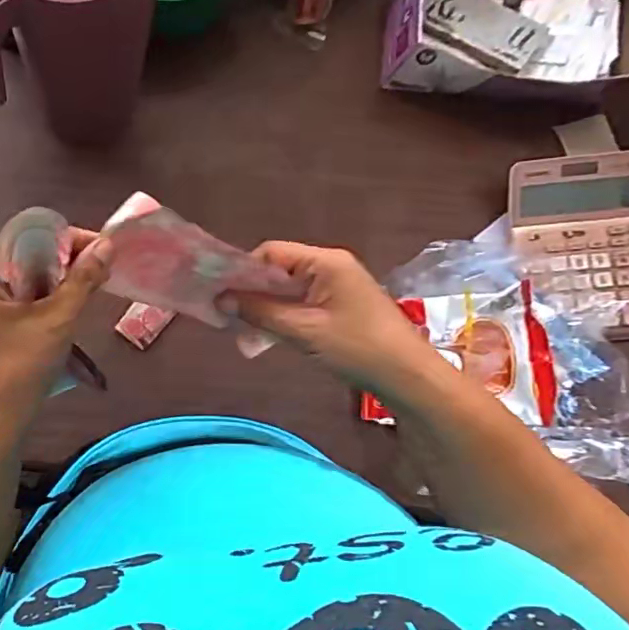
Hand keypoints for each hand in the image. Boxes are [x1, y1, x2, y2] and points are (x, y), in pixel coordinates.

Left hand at [0, 229, 111, 409]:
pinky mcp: (3, 320)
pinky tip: (78, 297)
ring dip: (64, 278)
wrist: (3, 413)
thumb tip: (107, 244)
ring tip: (97, 278)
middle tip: (104, 264)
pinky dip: (54, 294)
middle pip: (31, 257)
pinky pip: (31, 295)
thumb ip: (83, 279)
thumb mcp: (57, 318)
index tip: (101, 247)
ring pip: (33, 277)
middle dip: (68, 259)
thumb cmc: (23, 363)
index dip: (66, 239)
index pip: (27, 239)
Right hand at [223, 241, 444, 398]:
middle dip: (250, 290)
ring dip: (262, 306)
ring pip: (284, 288)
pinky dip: (278, 315)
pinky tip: (264, 334)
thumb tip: (219, 298)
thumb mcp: (301, 330)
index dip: (243, 270)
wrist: (409, 377)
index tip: (223, 295)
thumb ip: (258, 311)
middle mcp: (329, 267)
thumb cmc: (357, 347)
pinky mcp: (337, 305)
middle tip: (225, 314)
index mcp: (325, 262)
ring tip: (241, 329)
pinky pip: (297, 302)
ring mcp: (335, 286)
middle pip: (276, 269)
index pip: (270, 252)